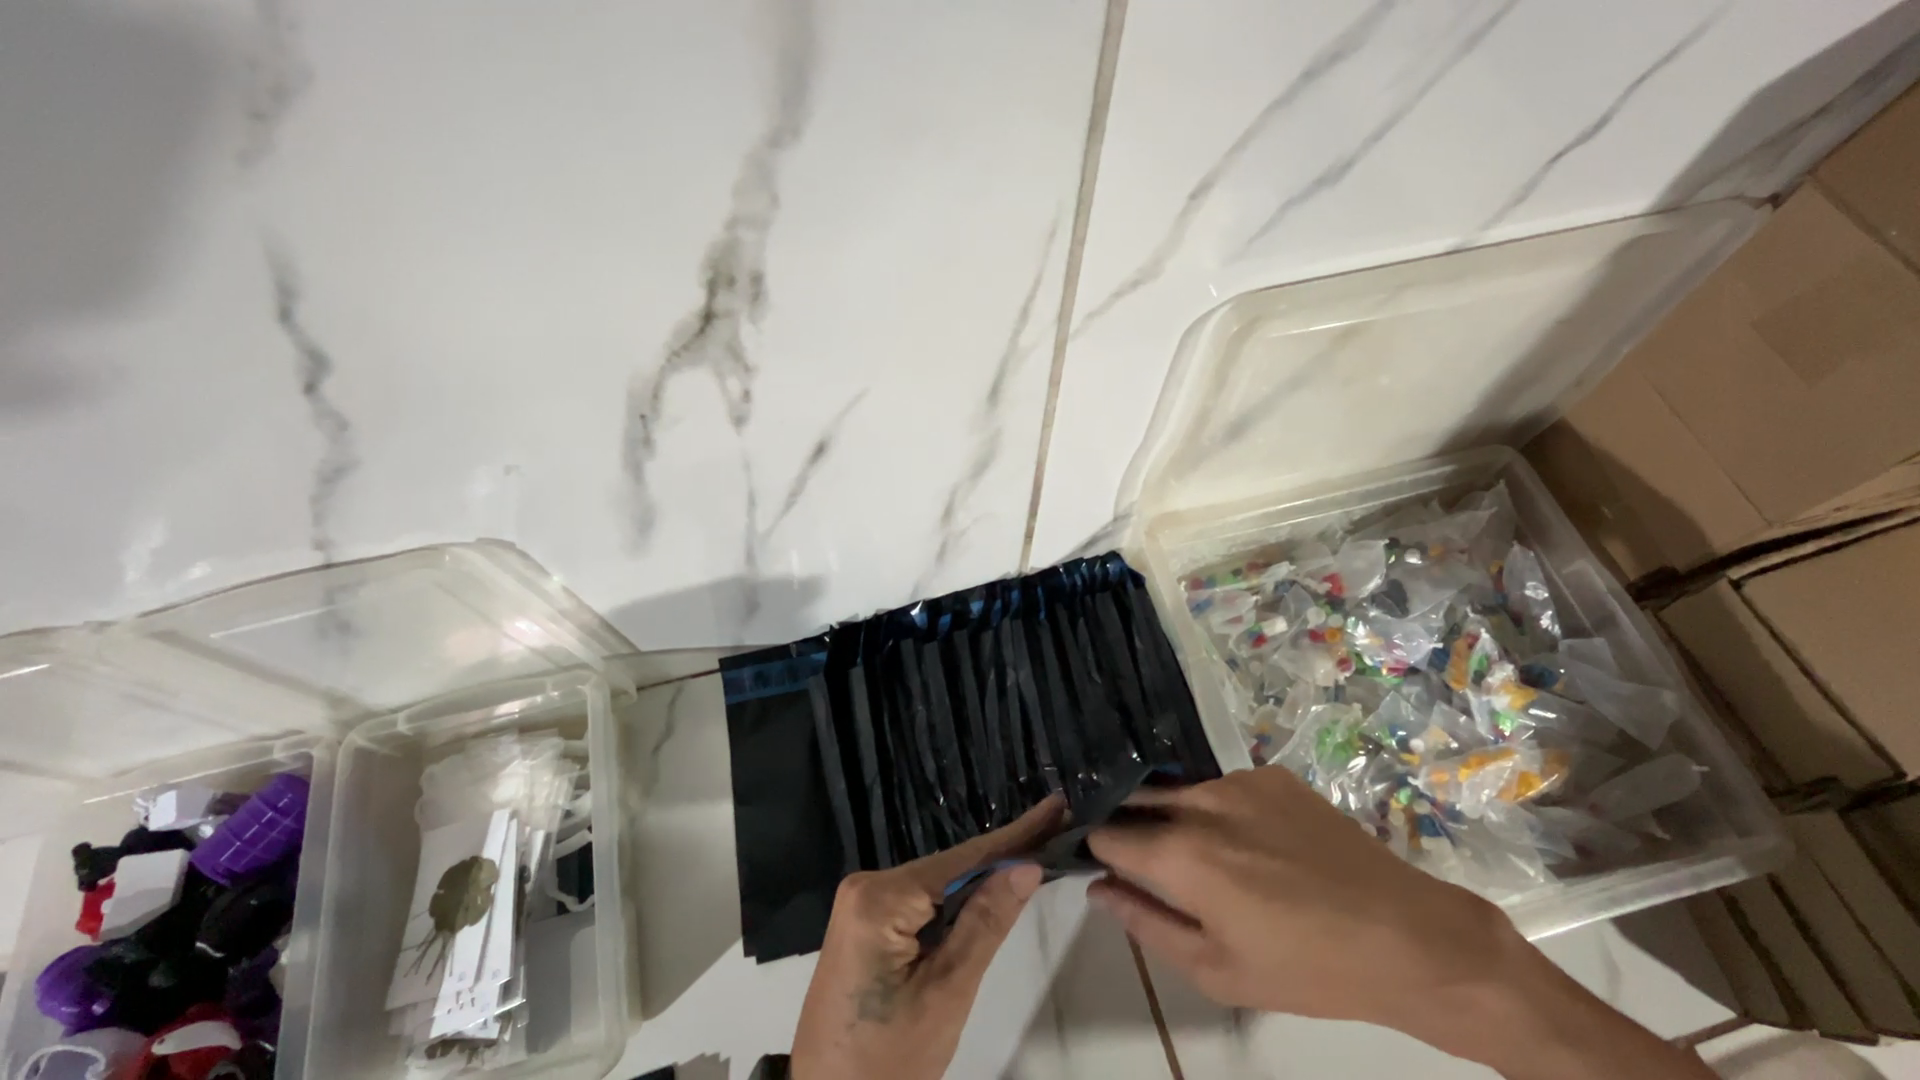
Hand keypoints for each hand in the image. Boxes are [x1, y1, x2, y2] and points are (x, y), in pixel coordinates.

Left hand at [790, 796, 1063, 1079]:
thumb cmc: (888, 1058)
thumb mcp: (946, 992)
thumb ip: (985, 924)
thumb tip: (1026, 867)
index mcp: (880, 898)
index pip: (963, 859)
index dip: (1016, 835)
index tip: (1056, 805)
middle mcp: (866, 885)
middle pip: (950, 866)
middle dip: (1004, 853)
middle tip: (1057, 826)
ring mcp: (861, 904)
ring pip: (938, 883)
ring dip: (984, 876)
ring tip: (1036, 848)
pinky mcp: (864, 924)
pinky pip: (921, 901)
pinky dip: (958, 899)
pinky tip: (991, 886)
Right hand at [1086, 765, 1512, 1039]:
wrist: (1408, 935)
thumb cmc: (1306, 967)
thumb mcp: (1215, 969)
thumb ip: (1145, 923)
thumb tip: (1098, 888)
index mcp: (1179, 853)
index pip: (1106, 834)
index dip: (1098, 853)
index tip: (1107, 869)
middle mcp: (1201, 800)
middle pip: (1136, 800)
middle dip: (1131, 826)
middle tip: (1154, 866)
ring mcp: (1241, 780)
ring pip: (1181, 791)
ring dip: (1176, 816)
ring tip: (1211, 858)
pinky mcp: (1274, 775)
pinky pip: (1224, 786)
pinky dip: (1219, 809)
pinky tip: (1254, 844)